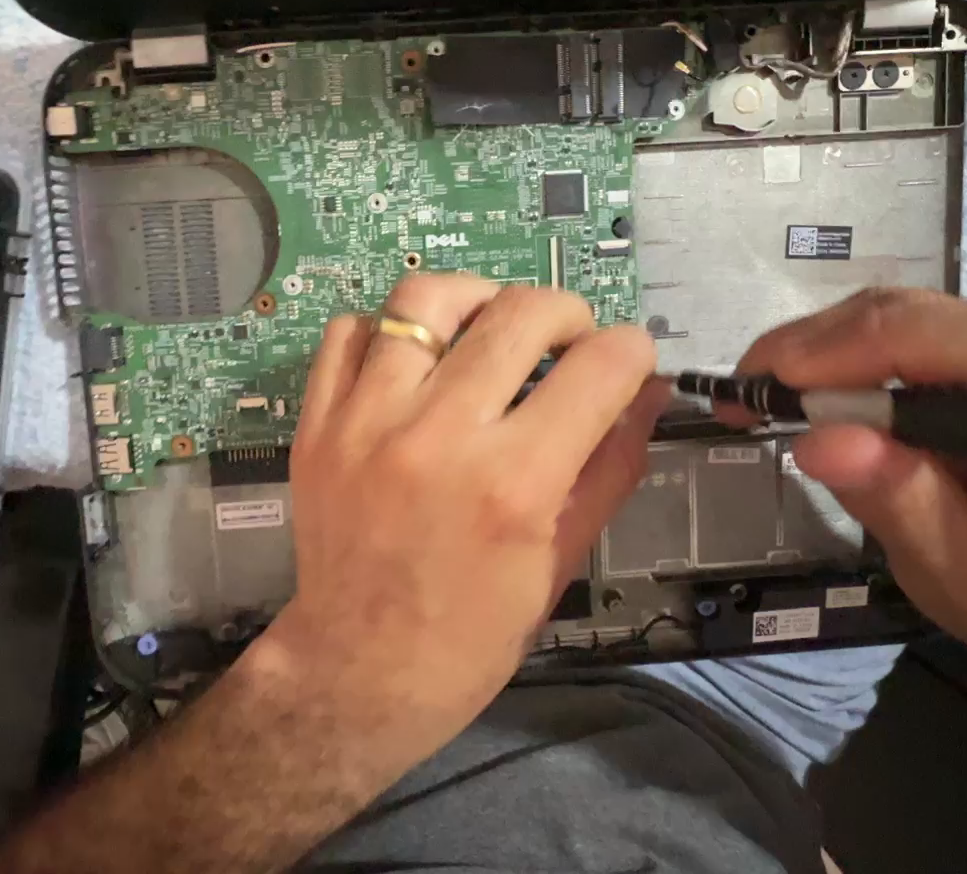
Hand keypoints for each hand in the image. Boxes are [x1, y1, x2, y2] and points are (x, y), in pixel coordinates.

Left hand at [258, 273, 668, 760]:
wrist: (361, 667)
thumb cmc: (473, 632)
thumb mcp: (560, 558)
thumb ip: (610, 465)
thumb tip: (648, 392)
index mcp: (513, 482)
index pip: (599, 366)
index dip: (632, 349)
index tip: (627, 358)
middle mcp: (438, 434)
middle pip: (520, 312)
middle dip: (566, 312)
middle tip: (568, 338)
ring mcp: (366, 421)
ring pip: (425, 299)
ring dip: (475, 299)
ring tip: (488, 326)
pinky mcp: (318, 422)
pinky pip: (349, 331)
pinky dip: (389, 329)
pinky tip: (413, 358)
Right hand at [738, 289, 966, 702]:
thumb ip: (911, 514)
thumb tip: (821, 440)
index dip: (879, 348)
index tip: (775, 379)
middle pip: (961, 320)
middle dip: (836, 343)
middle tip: (747, 383)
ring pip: (939, 315)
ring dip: (837, 345)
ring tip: (768, 386)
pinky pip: (936, 331)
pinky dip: (859, 352)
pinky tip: (815, 383)